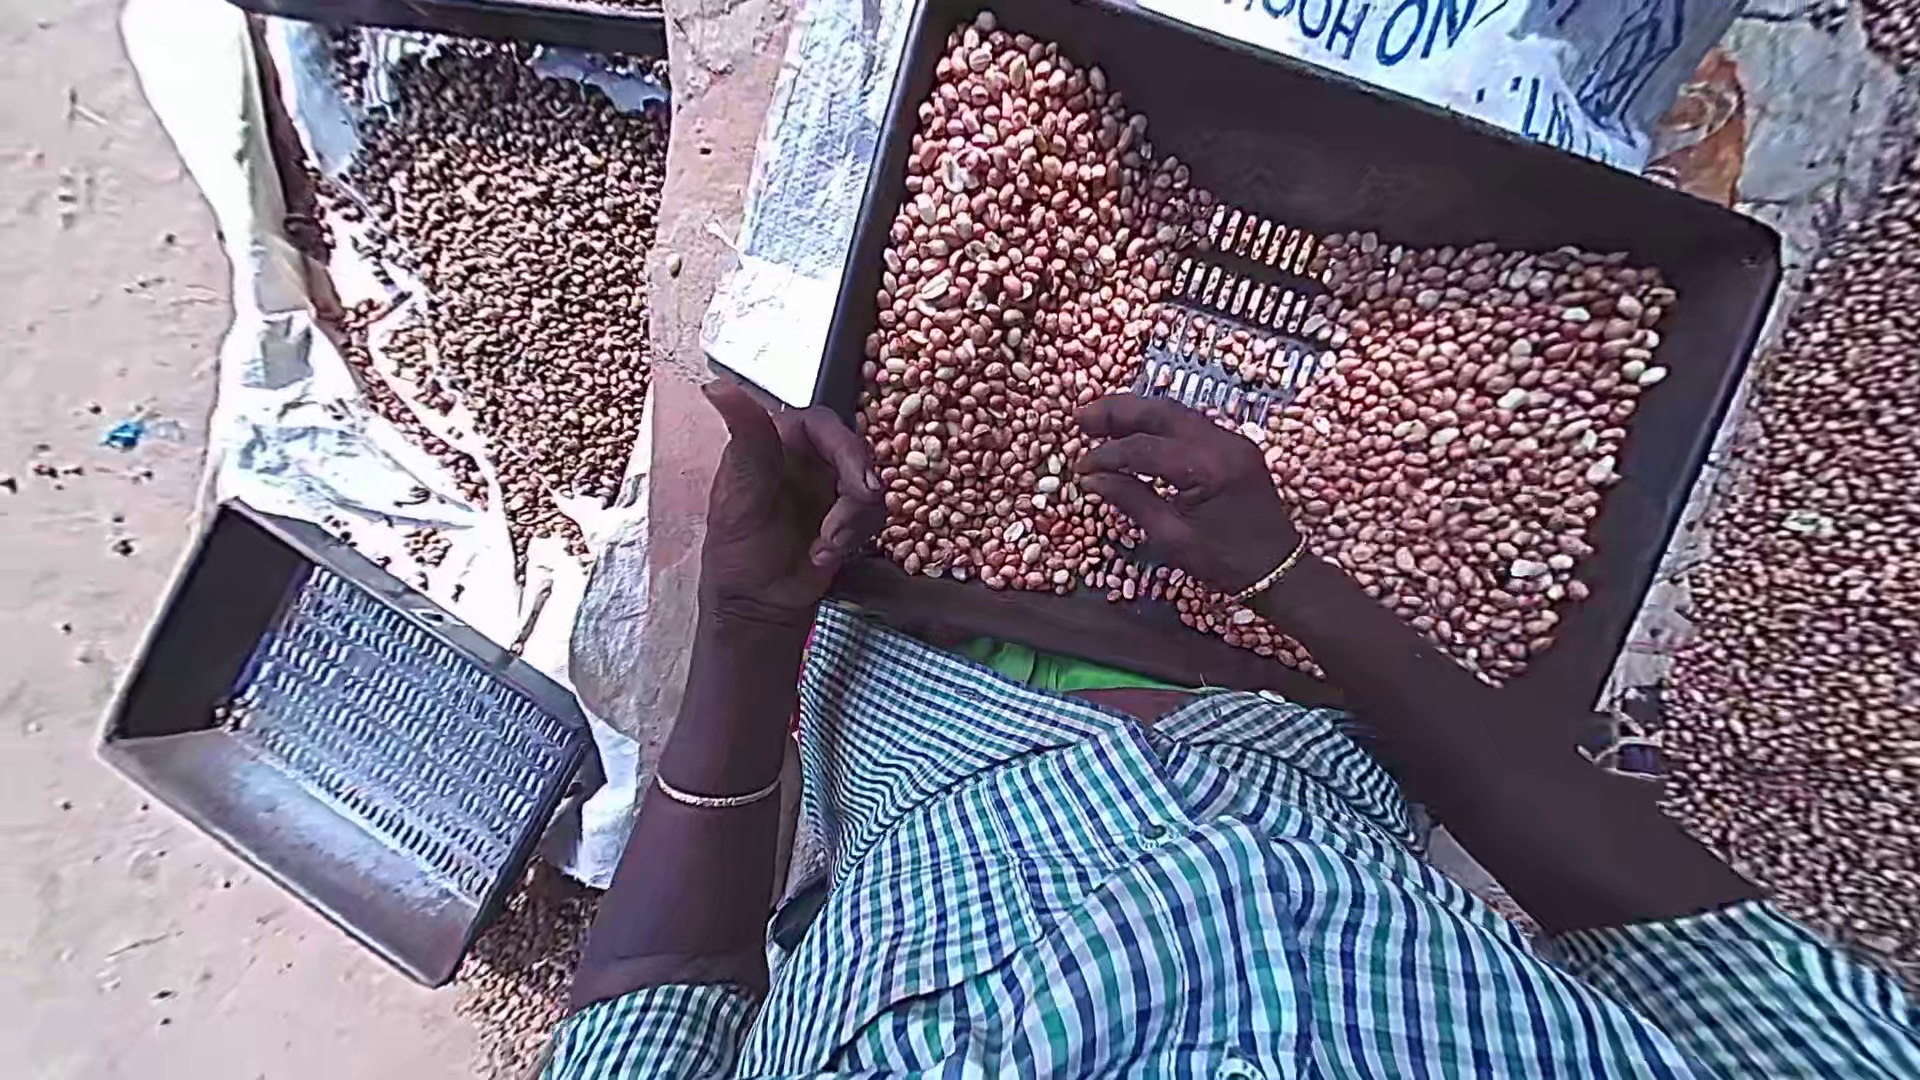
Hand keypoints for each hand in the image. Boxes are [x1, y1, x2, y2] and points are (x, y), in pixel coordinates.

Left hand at [701, 380, 883, 625]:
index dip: (846, 448)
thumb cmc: (737, 553)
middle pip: (855, 453)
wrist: (758, 605)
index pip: (822, 424)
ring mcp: (831, 487)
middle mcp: (808, 459)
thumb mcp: (739, 498)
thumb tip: (718, 388)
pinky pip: (872, 514)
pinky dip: (855, 538)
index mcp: (777, 443)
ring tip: (825, 549)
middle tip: (845, 525)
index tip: (858, 482)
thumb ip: (745, 443)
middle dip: (858, 489)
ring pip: (869, 486)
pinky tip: (826, 556)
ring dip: (853, 522)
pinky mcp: (848, 515)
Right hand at [1074, 394, 1299, 592]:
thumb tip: (1091, 479)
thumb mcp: (1171, 536)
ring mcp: (1232, 440)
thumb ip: (1131, 500)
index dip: (1107, 455)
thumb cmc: (1224, 562)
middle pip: (1161, 412)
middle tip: (1081, 417)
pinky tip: (1132, 431)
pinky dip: (1155, 424)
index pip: (1144, 448)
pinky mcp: (1232, 445)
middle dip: (1117, 411)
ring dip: (1134, 413)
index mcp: (1209, 469)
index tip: (1082, 468)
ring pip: (1174, 412)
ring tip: (1098, 419)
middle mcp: (1224, 443)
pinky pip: (1187, 424)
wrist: (1278, 569)